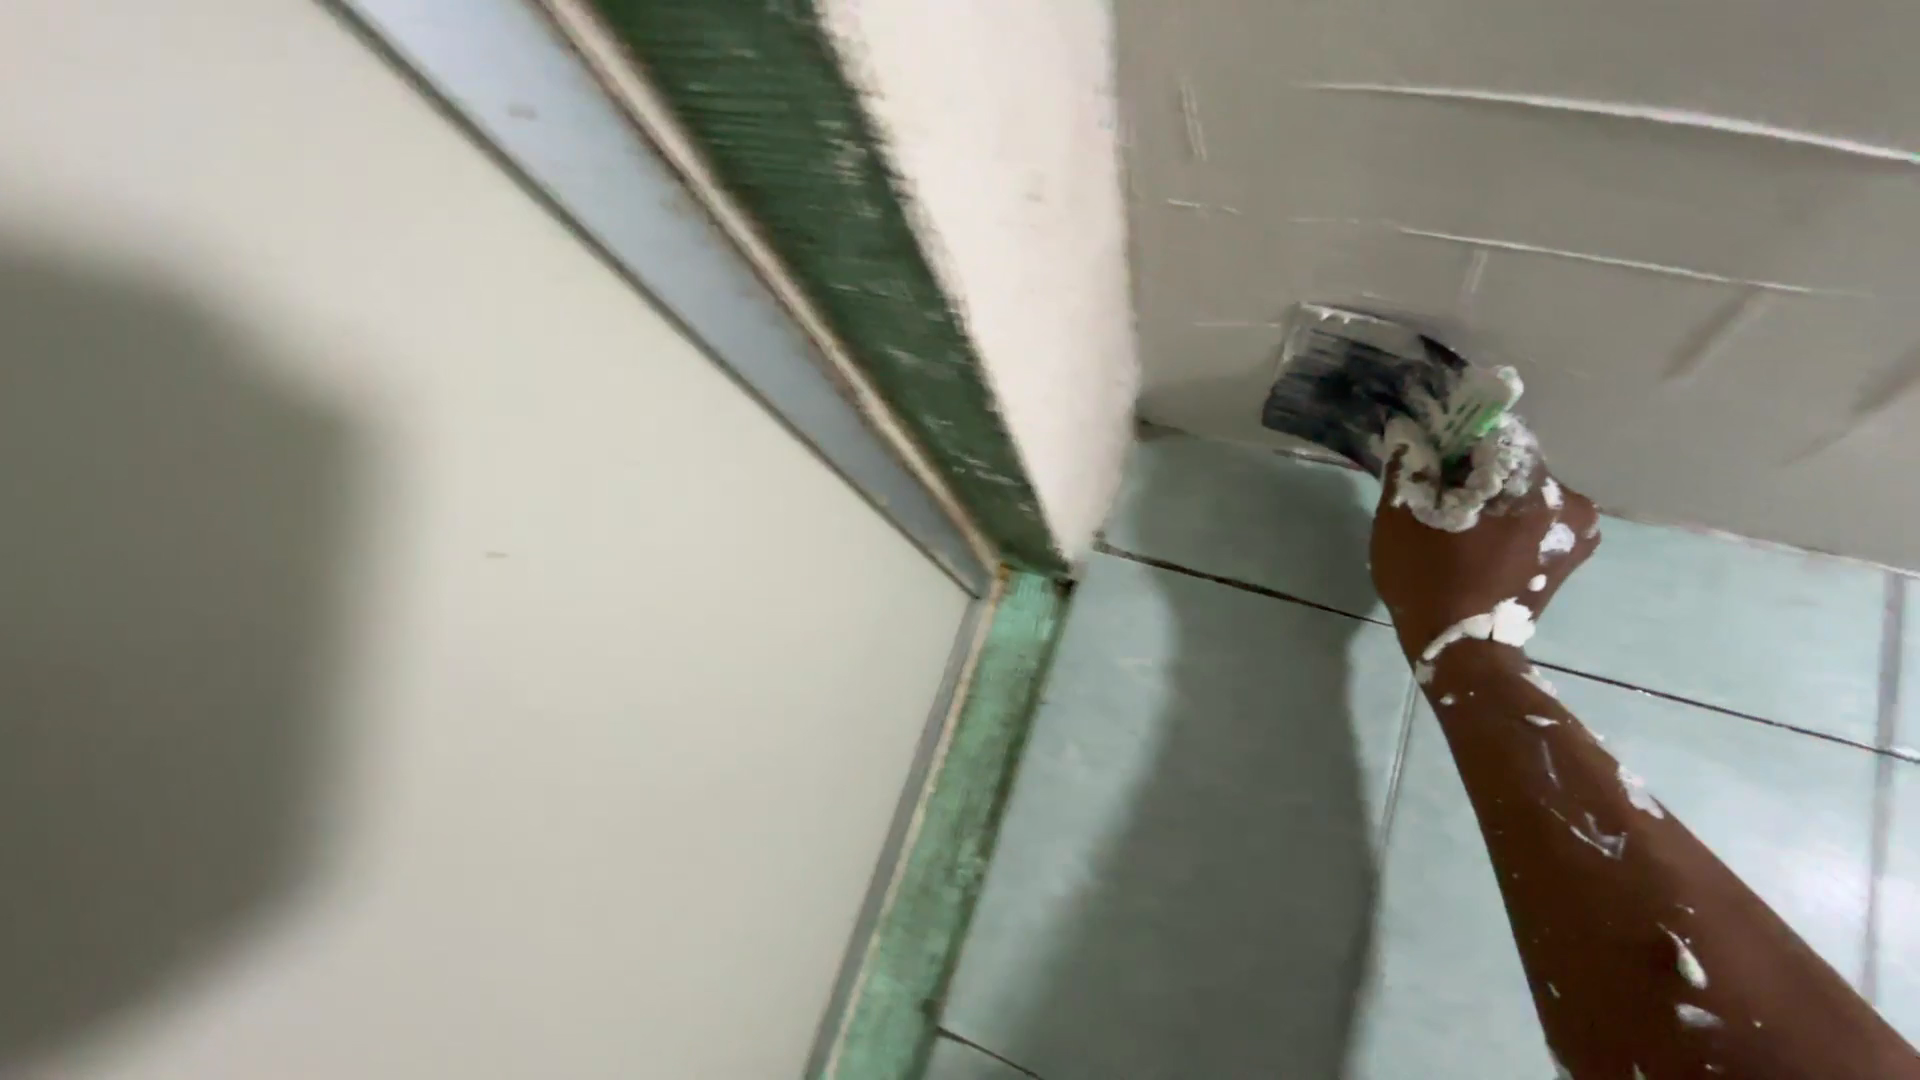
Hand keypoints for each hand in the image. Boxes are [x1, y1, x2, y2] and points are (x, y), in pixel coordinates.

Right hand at [1370, 454, 1602, 662]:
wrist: (1460, 650)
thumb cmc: (1427, 580)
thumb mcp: (1400, 519)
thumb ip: (1407, 467)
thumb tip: (1409, 432)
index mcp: (1531, 484)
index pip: (1494, 435)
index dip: (1456, 440)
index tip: (1429, 455)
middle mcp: (1570, 499)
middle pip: (1512, 465)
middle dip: (1474, 470)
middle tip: (1436, 490)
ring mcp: (1579, 530)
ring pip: (1524, 492)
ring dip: (1491, 496)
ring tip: (1454, 519)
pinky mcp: (1571, 555)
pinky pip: (1535, 518)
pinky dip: (1507, 520)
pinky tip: (1476, 539)